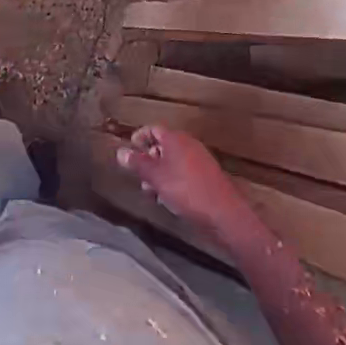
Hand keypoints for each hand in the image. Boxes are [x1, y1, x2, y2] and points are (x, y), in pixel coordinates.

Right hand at [117, 125, 245, 228]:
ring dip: (160, 173)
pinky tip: (170, 198)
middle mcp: (189, 145)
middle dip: (148, 160)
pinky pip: (185, 172)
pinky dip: (174, 180)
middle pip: (163, 146)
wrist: (225, 215)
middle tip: (139, 176)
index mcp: (175, 139)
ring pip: (173, 161)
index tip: (129, 150)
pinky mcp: (209, 177)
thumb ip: (137, 163)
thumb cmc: (185, 191)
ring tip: (153, 192)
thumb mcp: (155, 177)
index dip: (139, 137)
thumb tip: (120, 151)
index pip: (153, 129)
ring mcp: (201, 161)